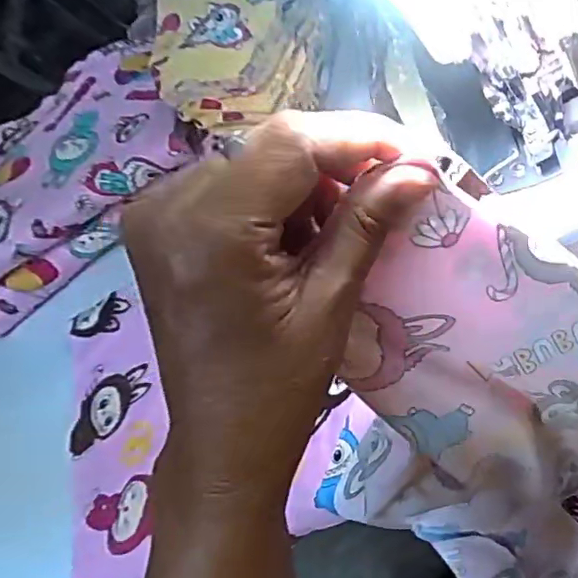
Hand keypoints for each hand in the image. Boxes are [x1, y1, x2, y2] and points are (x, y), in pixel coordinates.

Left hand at [123, 111, 436, 506]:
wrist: (221, 439)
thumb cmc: (279, 386)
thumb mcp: (331, 302)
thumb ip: (367, 224)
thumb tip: (419, 170)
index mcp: (210, 227)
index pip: (290, 144)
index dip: (358, 139)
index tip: (412, 157)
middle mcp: (169, 203)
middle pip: (272, 146)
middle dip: (339, 161)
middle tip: (391, 188)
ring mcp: (158, 211)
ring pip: (256, 161)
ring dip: (311, 182)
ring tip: (345, 227)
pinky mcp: (162, 224)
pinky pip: (235, 185)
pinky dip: (280, 199)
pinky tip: (303, 237)